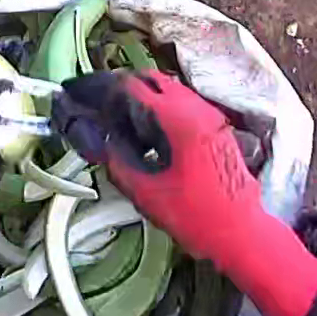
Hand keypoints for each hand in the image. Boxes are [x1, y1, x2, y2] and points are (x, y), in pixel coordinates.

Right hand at [52, 70, 316, 315]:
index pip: (126, 87)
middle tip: (87, 101)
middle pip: (145, 79)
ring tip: (108, 113)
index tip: (70, 92)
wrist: (246, 237)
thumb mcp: (142, 189)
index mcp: (177, 119)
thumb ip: (111, 155)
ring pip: (162, 86)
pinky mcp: (212, 124)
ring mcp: (208, 114)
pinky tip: (137, 126)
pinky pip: (175, 100)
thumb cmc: (194, 216)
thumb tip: (84, 130)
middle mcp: (195, 107)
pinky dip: (150, 104)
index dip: (94, 87)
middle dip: (112, 86)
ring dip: (132, 94)